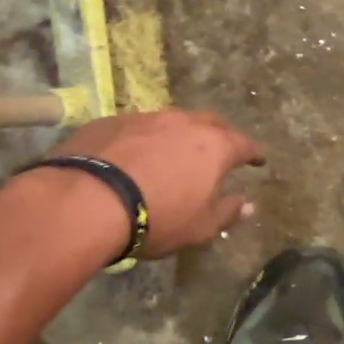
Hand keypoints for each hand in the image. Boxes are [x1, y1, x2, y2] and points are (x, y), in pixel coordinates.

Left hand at [49, 110, 265, 257]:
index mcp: (214, 146)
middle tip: (220, 150)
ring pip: (172, 121)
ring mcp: (145, 117)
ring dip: (178, 135)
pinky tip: (133, 156)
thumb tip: (248, 205)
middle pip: (210, 123)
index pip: (244, 144)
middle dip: (220, 135)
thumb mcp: (199, 226)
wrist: (85, 200)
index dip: (254, 153)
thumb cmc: (157, 217)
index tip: (259, 160)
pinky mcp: (110, 121)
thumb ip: (227, 212)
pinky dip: (143, 140)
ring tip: (174, 152)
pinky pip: (137, 128)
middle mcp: (184, 123)